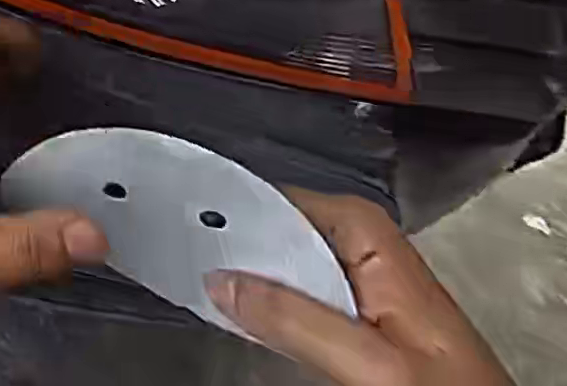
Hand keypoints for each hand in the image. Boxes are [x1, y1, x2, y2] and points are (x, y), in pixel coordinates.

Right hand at [207, 189, 513, 385]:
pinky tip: (248, 313)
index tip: (192, 230)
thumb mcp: (374, 365)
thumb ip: (294, 318)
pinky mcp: (349, 308)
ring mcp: (351, 274)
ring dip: (249, 279)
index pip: (274, 201)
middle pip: (273, 229)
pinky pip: (292, 291)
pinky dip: (266, 302)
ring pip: (279, 263)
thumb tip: (220, 282)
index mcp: (363, 229)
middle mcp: (356, 240)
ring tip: (214, 286)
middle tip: (195, 261)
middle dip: (238, 249)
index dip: (232, 218)